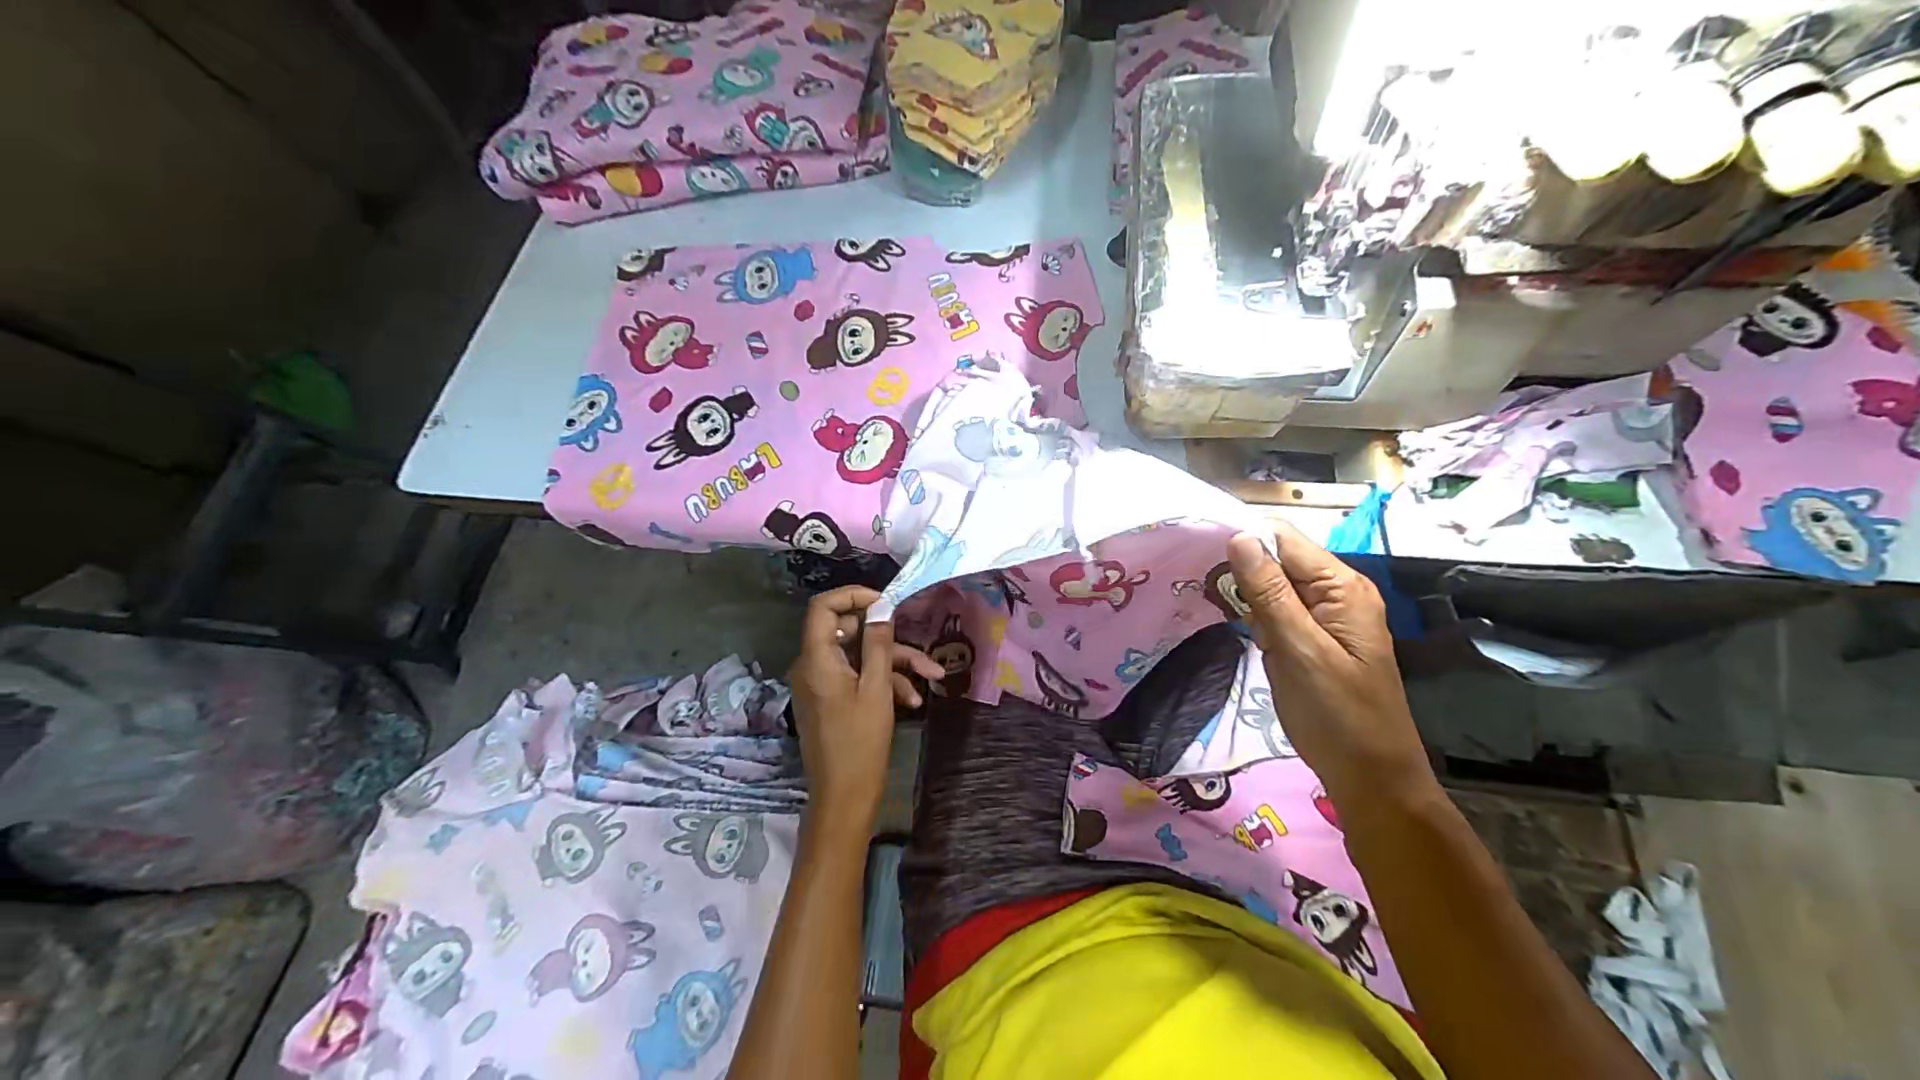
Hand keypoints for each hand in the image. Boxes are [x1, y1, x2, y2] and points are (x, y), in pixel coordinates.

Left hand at [788, 586, 944, 835]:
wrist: (844, 797)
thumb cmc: (860, 742)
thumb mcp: (877, 689)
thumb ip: (878, 644)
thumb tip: (881, 607)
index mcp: (816, 658)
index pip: (823, 607)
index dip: (854, 596)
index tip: (887, 603)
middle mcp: (812, 665)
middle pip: (847, 631)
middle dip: (887, 638)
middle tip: (918, 644)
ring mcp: (820, 683)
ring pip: (858, 657)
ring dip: (894, 663)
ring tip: (929, 676)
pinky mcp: (830, 699)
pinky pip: (855, 677)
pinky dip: (882, 683)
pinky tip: (911, 700)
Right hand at [1226, 526, 1434, 806]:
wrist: (1370, 776)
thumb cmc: (1337, 715)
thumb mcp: (1299, 651)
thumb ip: (1269, 593)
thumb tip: (1239, 537)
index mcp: (1342, 587)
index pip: (1284, 539)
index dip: (1243, 541)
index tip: (1198, 553)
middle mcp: (1337, 592)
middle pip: (1278, 558)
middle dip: (1240, 569)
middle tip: (1203, 588)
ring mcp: (1326, 615)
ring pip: (1272, 585)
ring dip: (1244, 594)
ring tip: (1213, 605)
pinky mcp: (1313, 636)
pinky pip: (1277, 610)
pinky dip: (1254, 615)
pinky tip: (1238, 627)